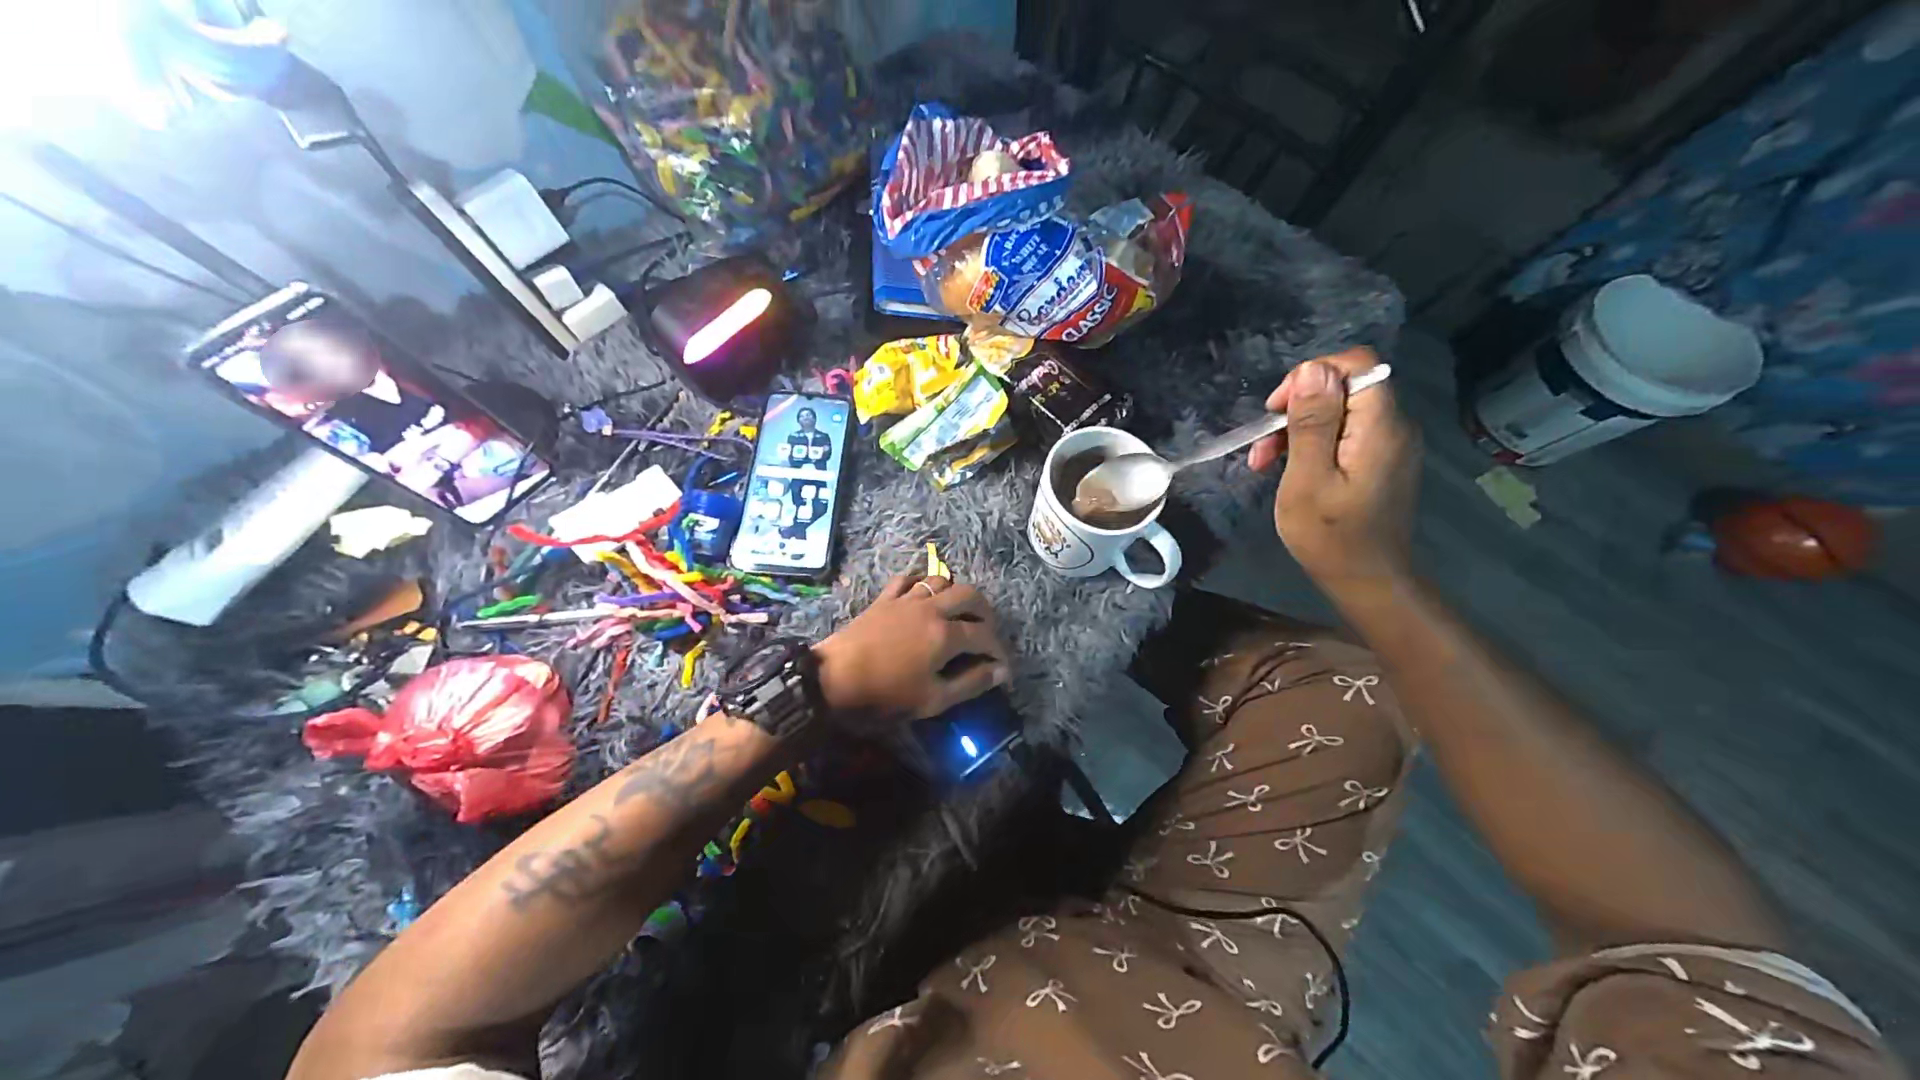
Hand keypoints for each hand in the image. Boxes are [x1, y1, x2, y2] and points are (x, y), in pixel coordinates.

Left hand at [812, 575, 1010, 733]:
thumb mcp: (933, 699)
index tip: (1003, 667)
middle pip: (969, 595)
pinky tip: (922, 597)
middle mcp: (931, 608)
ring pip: (940, 581)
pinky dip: (922, 584)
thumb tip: (1001, 671)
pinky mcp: (883, 599)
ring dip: (955, 593)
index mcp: (946, 634)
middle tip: (986, 631)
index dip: (998, 651)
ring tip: (957, 612)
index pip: (984, 635)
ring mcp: (905, 599)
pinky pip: (908, 579)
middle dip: (985, 611)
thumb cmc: (885, 696)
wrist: (832, 680)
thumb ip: (971, 683)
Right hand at [1248, 347, 1420, 592]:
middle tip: (1263, 443)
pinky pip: (1345, 432)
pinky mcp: (1380, 460)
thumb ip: (1312, 423)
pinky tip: (1289, 468)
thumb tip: (1311, 369)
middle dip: (1298, 406)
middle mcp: (1394, 426)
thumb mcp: (1308, 479)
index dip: (1311, 375)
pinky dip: (1313, 443)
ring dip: (1298, 428)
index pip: (1356, 364)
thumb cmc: (1330, 536)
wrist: (1366, 581)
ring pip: (1340, 410)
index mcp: (1380, 426)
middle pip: (1345, 385)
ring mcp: (1389, 444)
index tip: (1278, 409)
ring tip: (1265, 462)